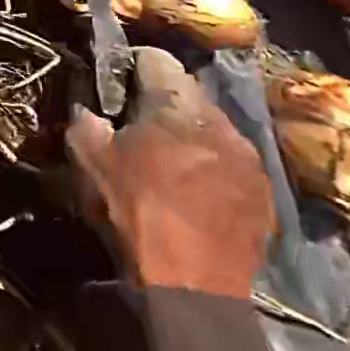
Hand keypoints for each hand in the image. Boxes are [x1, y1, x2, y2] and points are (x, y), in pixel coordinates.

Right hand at [66, 47, 274, 297]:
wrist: (191, 290)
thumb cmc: (136, 214)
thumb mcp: (90, 161)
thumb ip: (84, 121)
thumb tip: (87, 107)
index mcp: (176, 104)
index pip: (157, 60)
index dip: (134, 67)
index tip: (120, 86)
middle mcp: (219, 120)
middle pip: (188, 93)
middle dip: (165, 103)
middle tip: (142, 125)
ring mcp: (248, 158)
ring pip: (214, 126)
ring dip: (193, 133)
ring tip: (173, 159)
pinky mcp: (265, 192)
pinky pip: (235, 161)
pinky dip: (216, 165)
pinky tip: (199, 189)